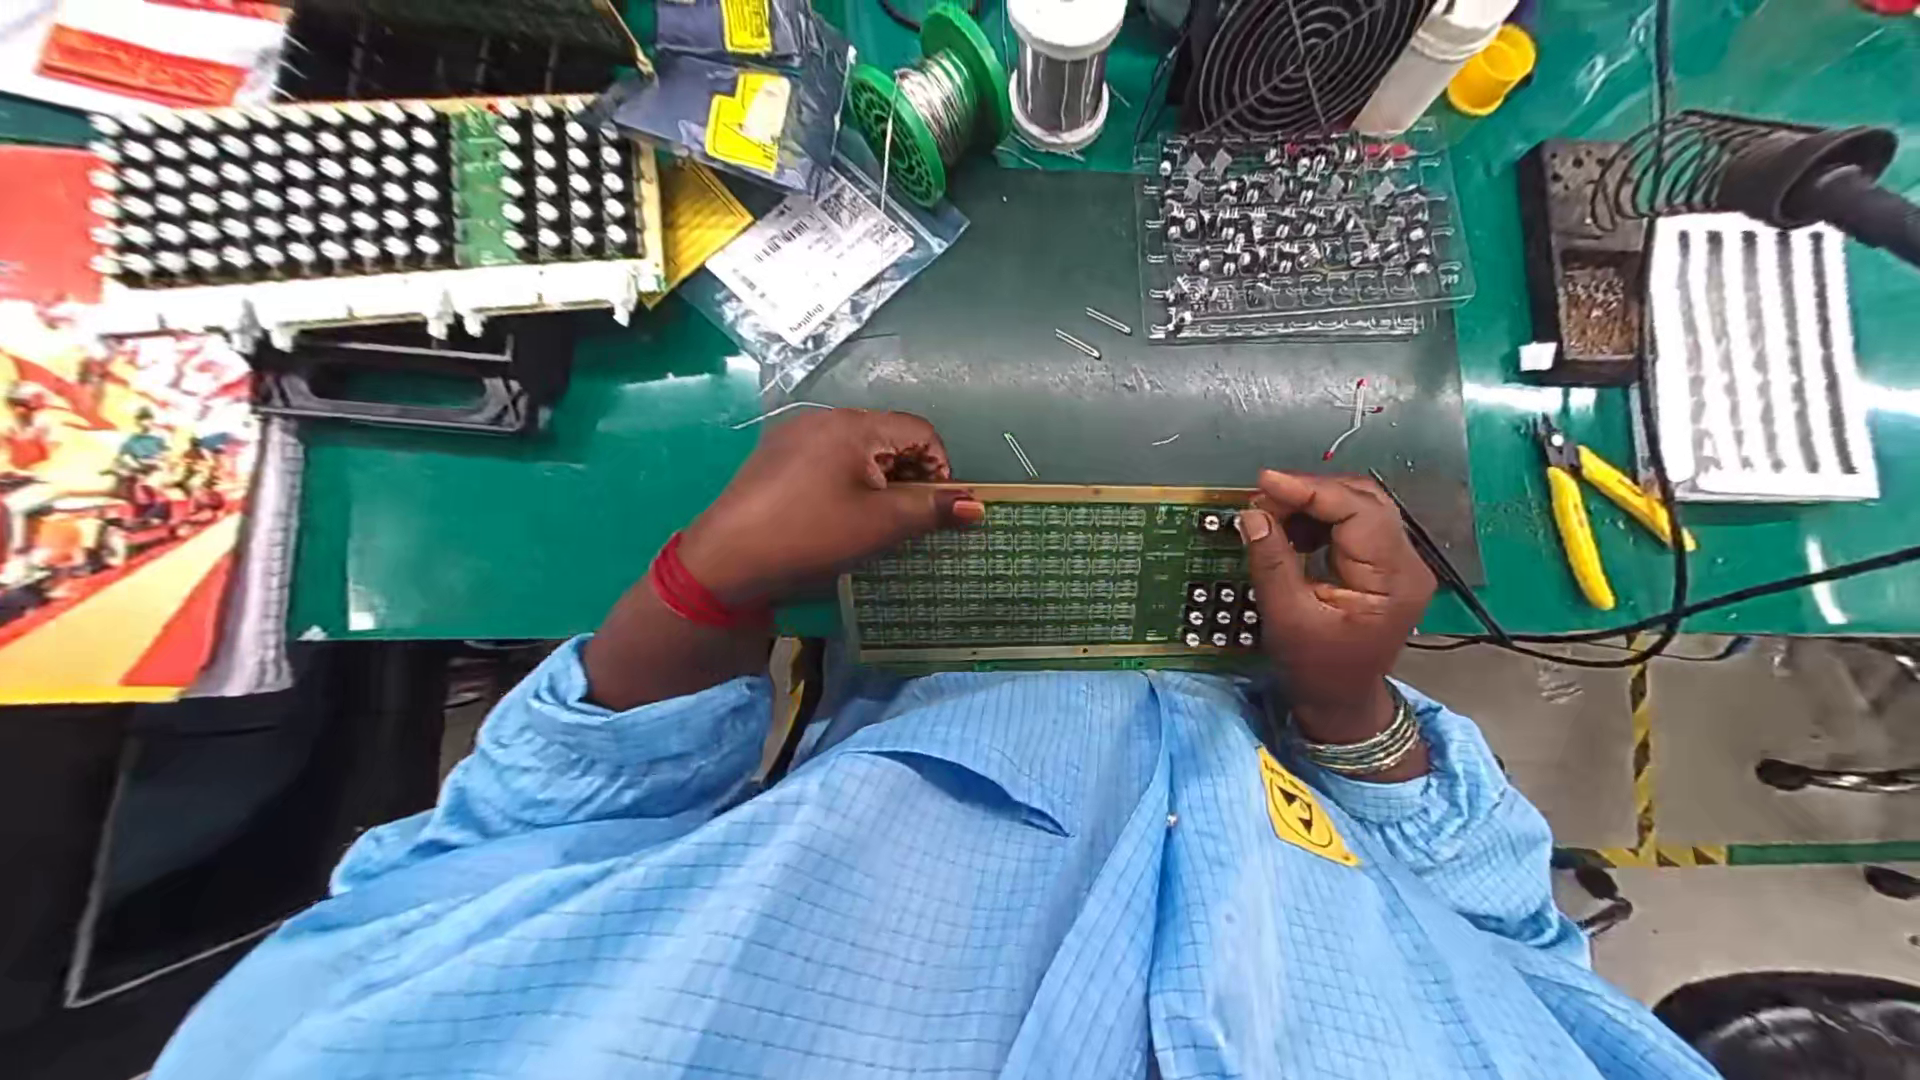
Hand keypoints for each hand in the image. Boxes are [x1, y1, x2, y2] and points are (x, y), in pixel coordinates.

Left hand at [678, 408, 983, 604]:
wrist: (725, 562)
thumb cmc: (812, 535)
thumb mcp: (880, 524)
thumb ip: (932, 509)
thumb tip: (978, 505)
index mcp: (853, 425)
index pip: (919, 430)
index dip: (940, 467)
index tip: (935, 507)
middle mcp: (823, 418)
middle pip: (888, 436)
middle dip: (909, 474)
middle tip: (907, 517)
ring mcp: (793, 435)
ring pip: (857, 449)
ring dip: (880, 479)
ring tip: (874, 519)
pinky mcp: (774, 458)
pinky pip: (828, 459)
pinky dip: (848, 481)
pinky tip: (836, 514)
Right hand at [1235, 470, 1434, 738]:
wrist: (1339, 699)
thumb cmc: (1317, 668)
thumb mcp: (1287, 617)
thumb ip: (1271, 562)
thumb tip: (1251, 515)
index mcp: (1392, 579)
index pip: (1358, 511)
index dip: (1310, 490)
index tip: (1266, 482)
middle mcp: (1405, 563)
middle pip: (1363, 501)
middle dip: (1309, 493)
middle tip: (1261, 500)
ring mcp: (1395, 563)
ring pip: (1357, 506)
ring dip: (1310, 504)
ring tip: (1270, 514)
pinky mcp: (1379, 565)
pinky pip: (1349, 524)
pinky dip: (1315, 519)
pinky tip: (1288, 529)